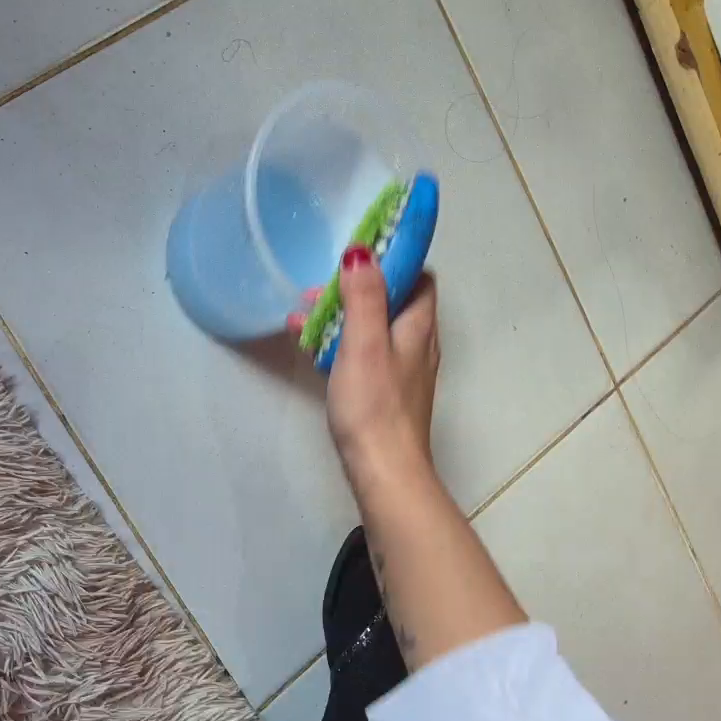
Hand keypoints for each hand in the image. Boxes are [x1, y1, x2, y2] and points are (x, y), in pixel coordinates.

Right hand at [320, 247, 439, 485]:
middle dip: (355, 290)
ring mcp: (400, 372)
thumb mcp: (364, 344)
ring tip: (302, 320)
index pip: (418, 278)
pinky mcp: (383, 395)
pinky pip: (362, 356)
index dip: (393, 261)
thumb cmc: (374, 405)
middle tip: (317, 291)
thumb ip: (363, 298)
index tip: (357, 258)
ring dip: (341, 319)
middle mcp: (416, 345)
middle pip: (392, 303)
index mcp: (418, 327)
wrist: (383, 468)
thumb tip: (361, 252)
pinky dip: (339, 346)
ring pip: (373, 330)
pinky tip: (312, 353)